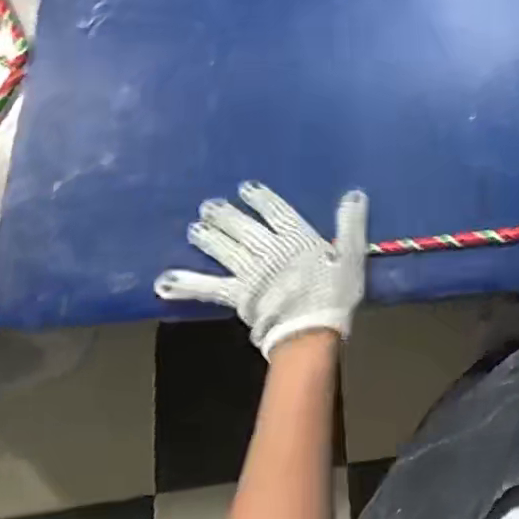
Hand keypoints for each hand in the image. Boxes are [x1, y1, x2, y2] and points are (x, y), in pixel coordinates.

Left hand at [155, 183, 368, 357]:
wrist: (311, 330)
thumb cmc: (335, 294)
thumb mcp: (350, 255)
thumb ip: (350, 224)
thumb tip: (354, 194)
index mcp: (295, 238)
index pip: (275, 211)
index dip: (260, 199)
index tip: (246, 188)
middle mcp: (268, 249)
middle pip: (243, 227)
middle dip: (226, 216)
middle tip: (209, 206)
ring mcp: (250, 271)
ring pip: (225, 249)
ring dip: (209, 238)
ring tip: (194, 228)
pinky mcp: (237, 294)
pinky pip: (208, 286)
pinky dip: (187, 282)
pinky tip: (164, 280)